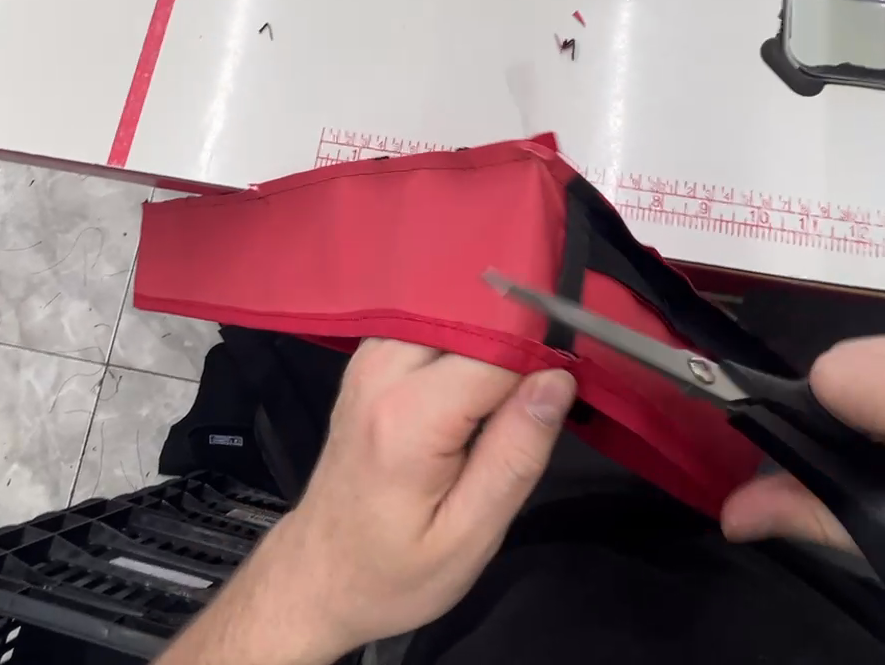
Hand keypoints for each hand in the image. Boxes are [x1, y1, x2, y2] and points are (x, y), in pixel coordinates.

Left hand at [161, 339, 576, 664]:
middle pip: (471, 321)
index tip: (566, 385)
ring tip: (504, 392)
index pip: (495, 353)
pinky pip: (430, 323)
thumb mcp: (470, 536)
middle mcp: (382, 369)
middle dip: (515, 341)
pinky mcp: (369, 354)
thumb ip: (516, 454)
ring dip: (488, 339)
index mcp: (407, 417)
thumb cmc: (394, 569)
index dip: (540, 361)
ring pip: (451, 314)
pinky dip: (462, 338)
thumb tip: (558, 378)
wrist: (318, 569)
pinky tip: (472, 377)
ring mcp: (370, 355)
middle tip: (542, 386)